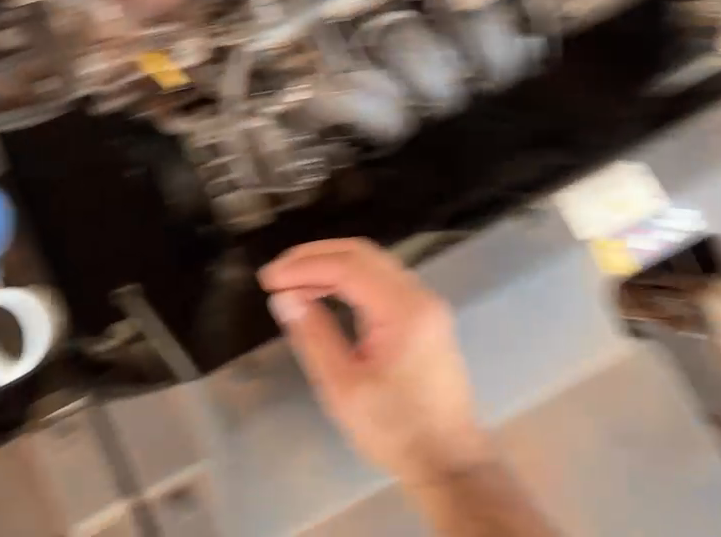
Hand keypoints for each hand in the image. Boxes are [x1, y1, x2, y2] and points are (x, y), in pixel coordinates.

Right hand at [261, 239, 488, 485]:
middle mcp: (419, 296)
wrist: (451, 466)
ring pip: (371, 264)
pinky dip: (348, 280)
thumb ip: (313, 336)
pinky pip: (381, 281)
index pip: (346, 266)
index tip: (269, 279)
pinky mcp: (424, 318)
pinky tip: (324, 295)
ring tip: (294, 285)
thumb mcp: (343, 389)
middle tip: (278, 273)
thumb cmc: (396, 431)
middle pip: (361, 253)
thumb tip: (284, 298)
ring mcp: (425, 305)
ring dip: (330, 266)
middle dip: (314, 257)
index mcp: (403, 310)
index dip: (302, 266)